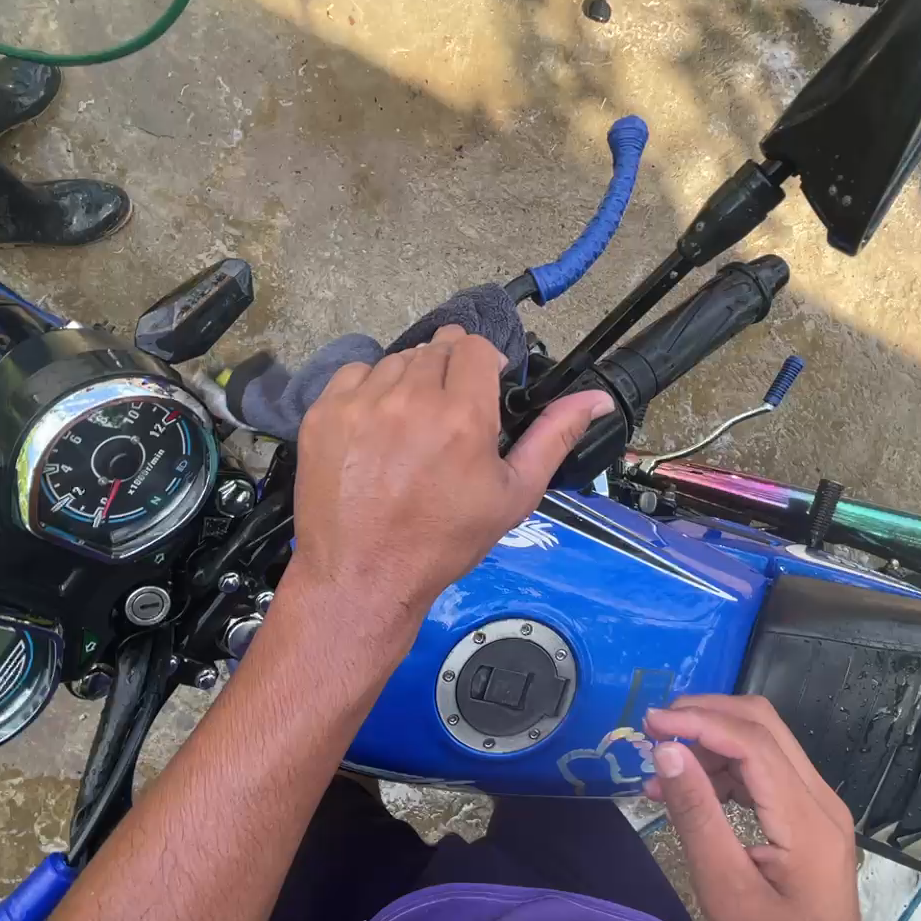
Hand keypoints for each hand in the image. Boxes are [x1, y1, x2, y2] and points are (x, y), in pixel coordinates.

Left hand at [288, 325, 612, 633]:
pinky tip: (376, 430)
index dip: (483, 365)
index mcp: (462, 416)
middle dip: (449, 373)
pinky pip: (355, 374)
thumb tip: (595, 399)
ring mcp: (361, 403)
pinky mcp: (325, 413)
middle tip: (446, 418)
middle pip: (436, 348)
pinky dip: (369, 392)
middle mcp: (410, 398)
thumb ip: (554, 437)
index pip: (475, 346)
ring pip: (396, 360)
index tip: (481, 389)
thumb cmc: (442, 542)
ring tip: (410, 428)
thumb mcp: (513, 496)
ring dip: (410, 382)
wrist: (363, 574)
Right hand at [644, 696, 908, 920]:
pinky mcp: (807, 814)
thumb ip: (696, 816)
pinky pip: (762, 766)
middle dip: (704, 714)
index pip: (752, 741)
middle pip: (762, 724)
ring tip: (661, 765)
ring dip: (709, 738)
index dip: (698, 721)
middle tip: (654, 729)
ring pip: (761, 739)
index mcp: (807, 818)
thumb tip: (666, 751)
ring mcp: (817, 804)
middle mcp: (819, 799)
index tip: (649, 724)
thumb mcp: (727, 892)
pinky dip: (722, 764)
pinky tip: (688, 786)